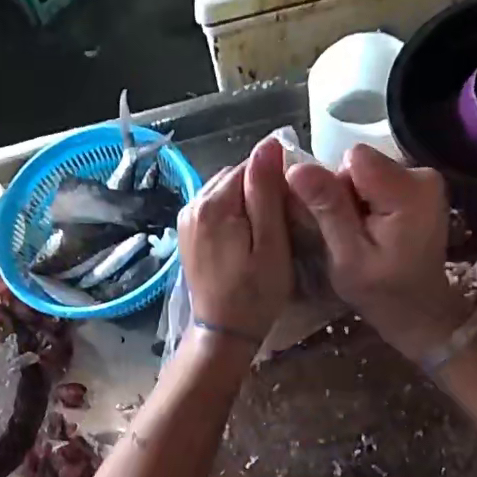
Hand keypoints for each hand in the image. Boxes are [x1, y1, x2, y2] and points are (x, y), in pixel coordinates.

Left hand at [178, 135, 293, 346]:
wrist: (223, 331)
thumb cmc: (255, 292)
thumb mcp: (272, 242)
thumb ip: (267, 192)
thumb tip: (268, 144)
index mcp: (212, 204)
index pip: (250, 166)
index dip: (275, 182)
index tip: (291, 209)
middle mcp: (192, 205)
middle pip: (235, 177)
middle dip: (259, 190)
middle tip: (281, 222)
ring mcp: (186, 220)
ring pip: (225, 192)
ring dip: (246, 202)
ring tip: (265, 232)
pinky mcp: (187, 234)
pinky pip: (214, 209)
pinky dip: (232, 215)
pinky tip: (246, 238)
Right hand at [284, 145, 469, 354]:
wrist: (418, 309)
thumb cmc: (381, 290)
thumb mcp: (345, 256)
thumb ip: (326, 209)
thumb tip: (296, 169)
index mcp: (408, 189)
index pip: (352, 159)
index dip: (336, 187)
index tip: (341, 223)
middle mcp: (422, 174)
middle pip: (357, 165)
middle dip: (344, 196)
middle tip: (351, 237)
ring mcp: (423, 179)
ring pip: (362, 173)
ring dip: (353, 202)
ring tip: (363, 237)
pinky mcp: (418, 186)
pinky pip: (374, 181)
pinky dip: (366, 204)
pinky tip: (373, 232)